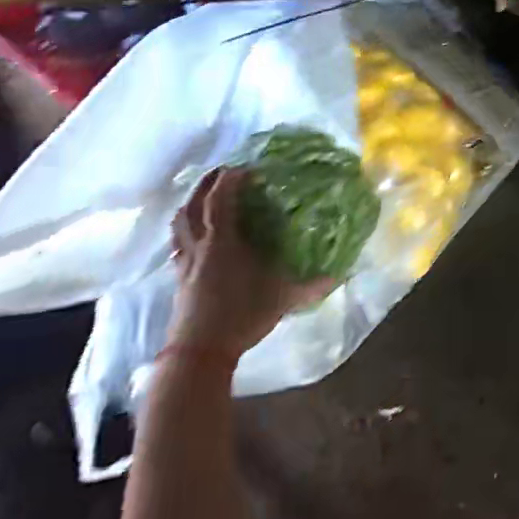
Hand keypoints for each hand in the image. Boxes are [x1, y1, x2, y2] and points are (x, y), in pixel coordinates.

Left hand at [169, 167, 336, 361]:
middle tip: (223, 171)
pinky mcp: (179, 277)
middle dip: (207, 182)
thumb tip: (340, 274)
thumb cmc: (242, 316)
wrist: (200, 350)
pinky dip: (184, 229)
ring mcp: (186, 260)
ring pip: (180, 221)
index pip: (221, 199)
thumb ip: (311, 284)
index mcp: (222, 241)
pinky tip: (194, 234)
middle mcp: (200, 244)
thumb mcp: (283, 299)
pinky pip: (178, 242)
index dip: (231, 179)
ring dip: (190, 202)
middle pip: (194, 203)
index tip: (247, 169)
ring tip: (204, 195)